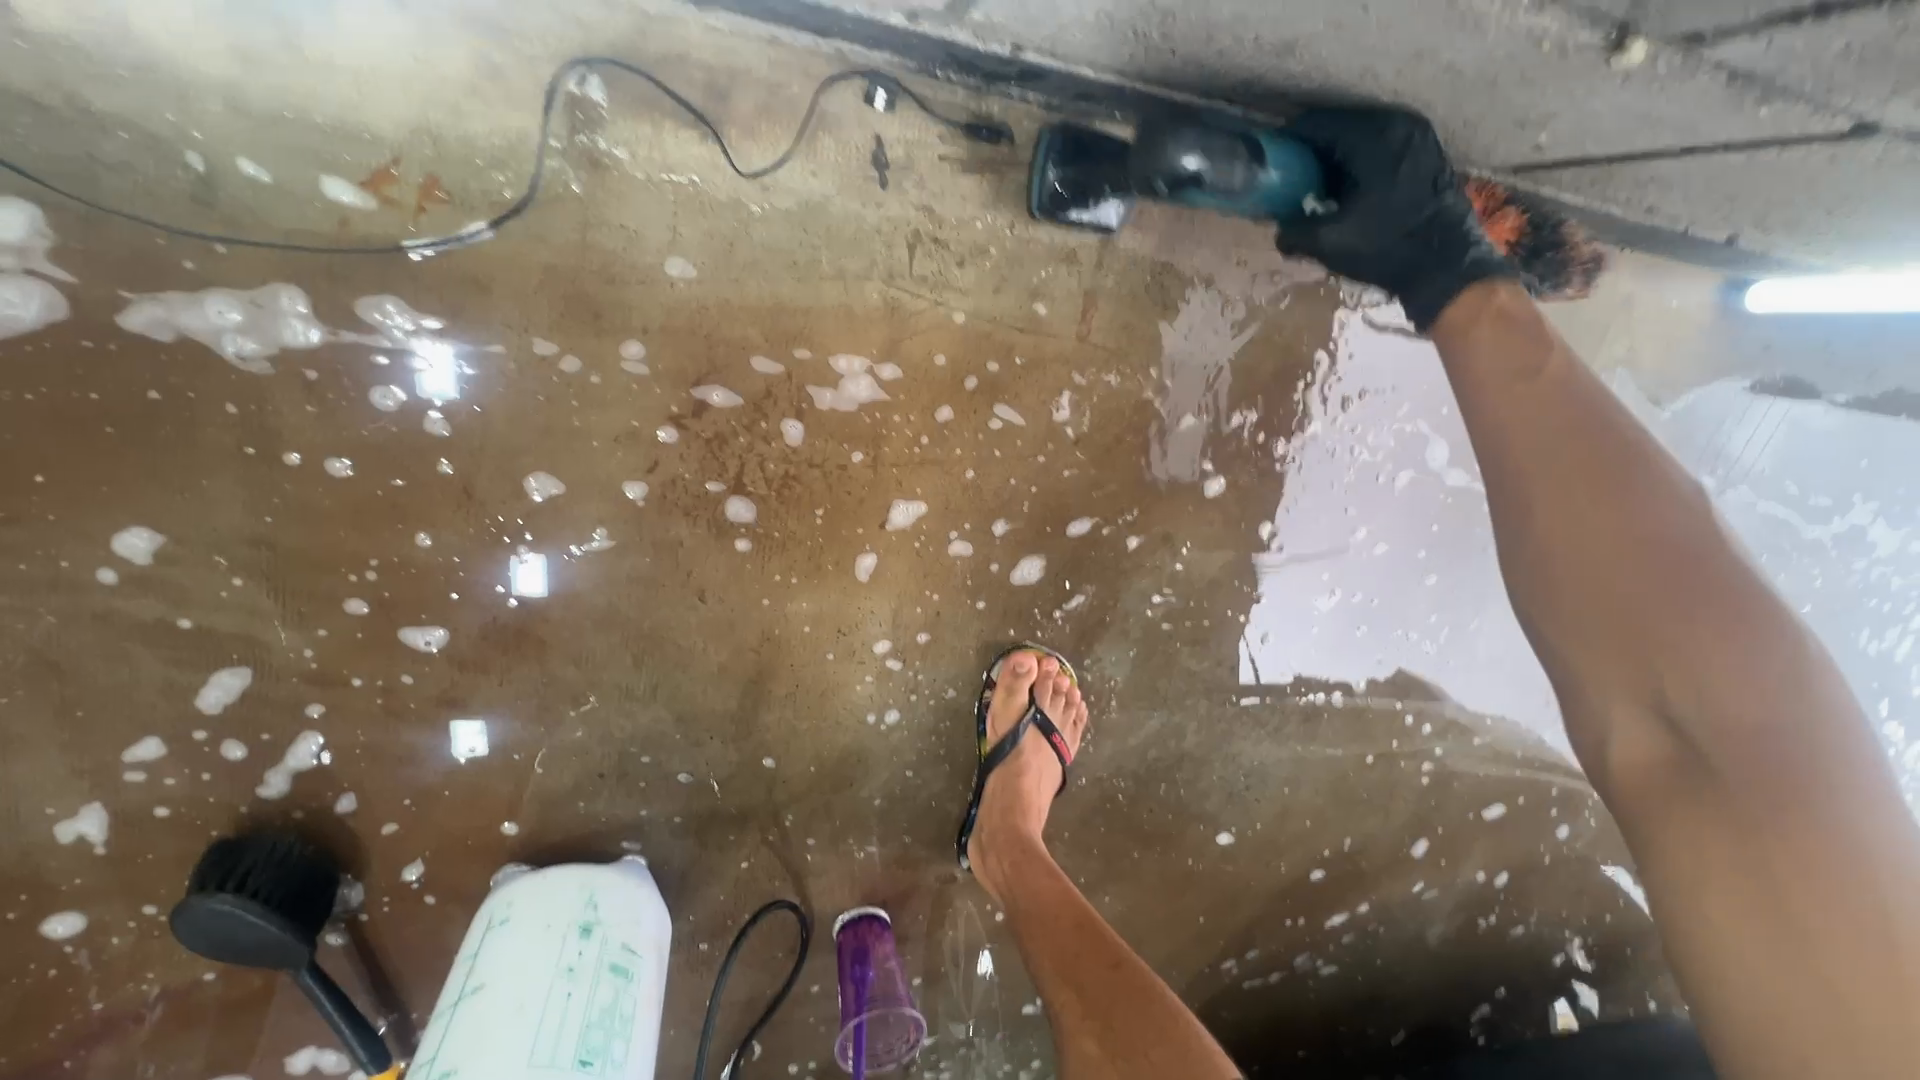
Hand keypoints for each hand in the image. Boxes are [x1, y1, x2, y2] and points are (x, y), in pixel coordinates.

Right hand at [1276, 105, 1516, 330]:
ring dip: (1336, 156)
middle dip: (1312, 150)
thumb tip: (1277, 229)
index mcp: (1373, 136)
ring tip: (1317, 186)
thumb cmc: (1387, 248)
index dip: (1288, 141)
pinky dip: (1359, 160)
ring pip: (1361, 135)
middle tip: (1291, 178)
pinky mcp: (1426, 151)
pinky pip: (1381, 145)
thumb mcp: (1329, 242)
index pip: (1316, 122)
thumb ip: (1293, 231)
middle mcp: (1398, 124)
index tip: (1272, 163)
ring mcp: (1417, 135)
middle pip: (1340, 125)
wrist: (1446, 266)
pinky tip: (1348, 190)